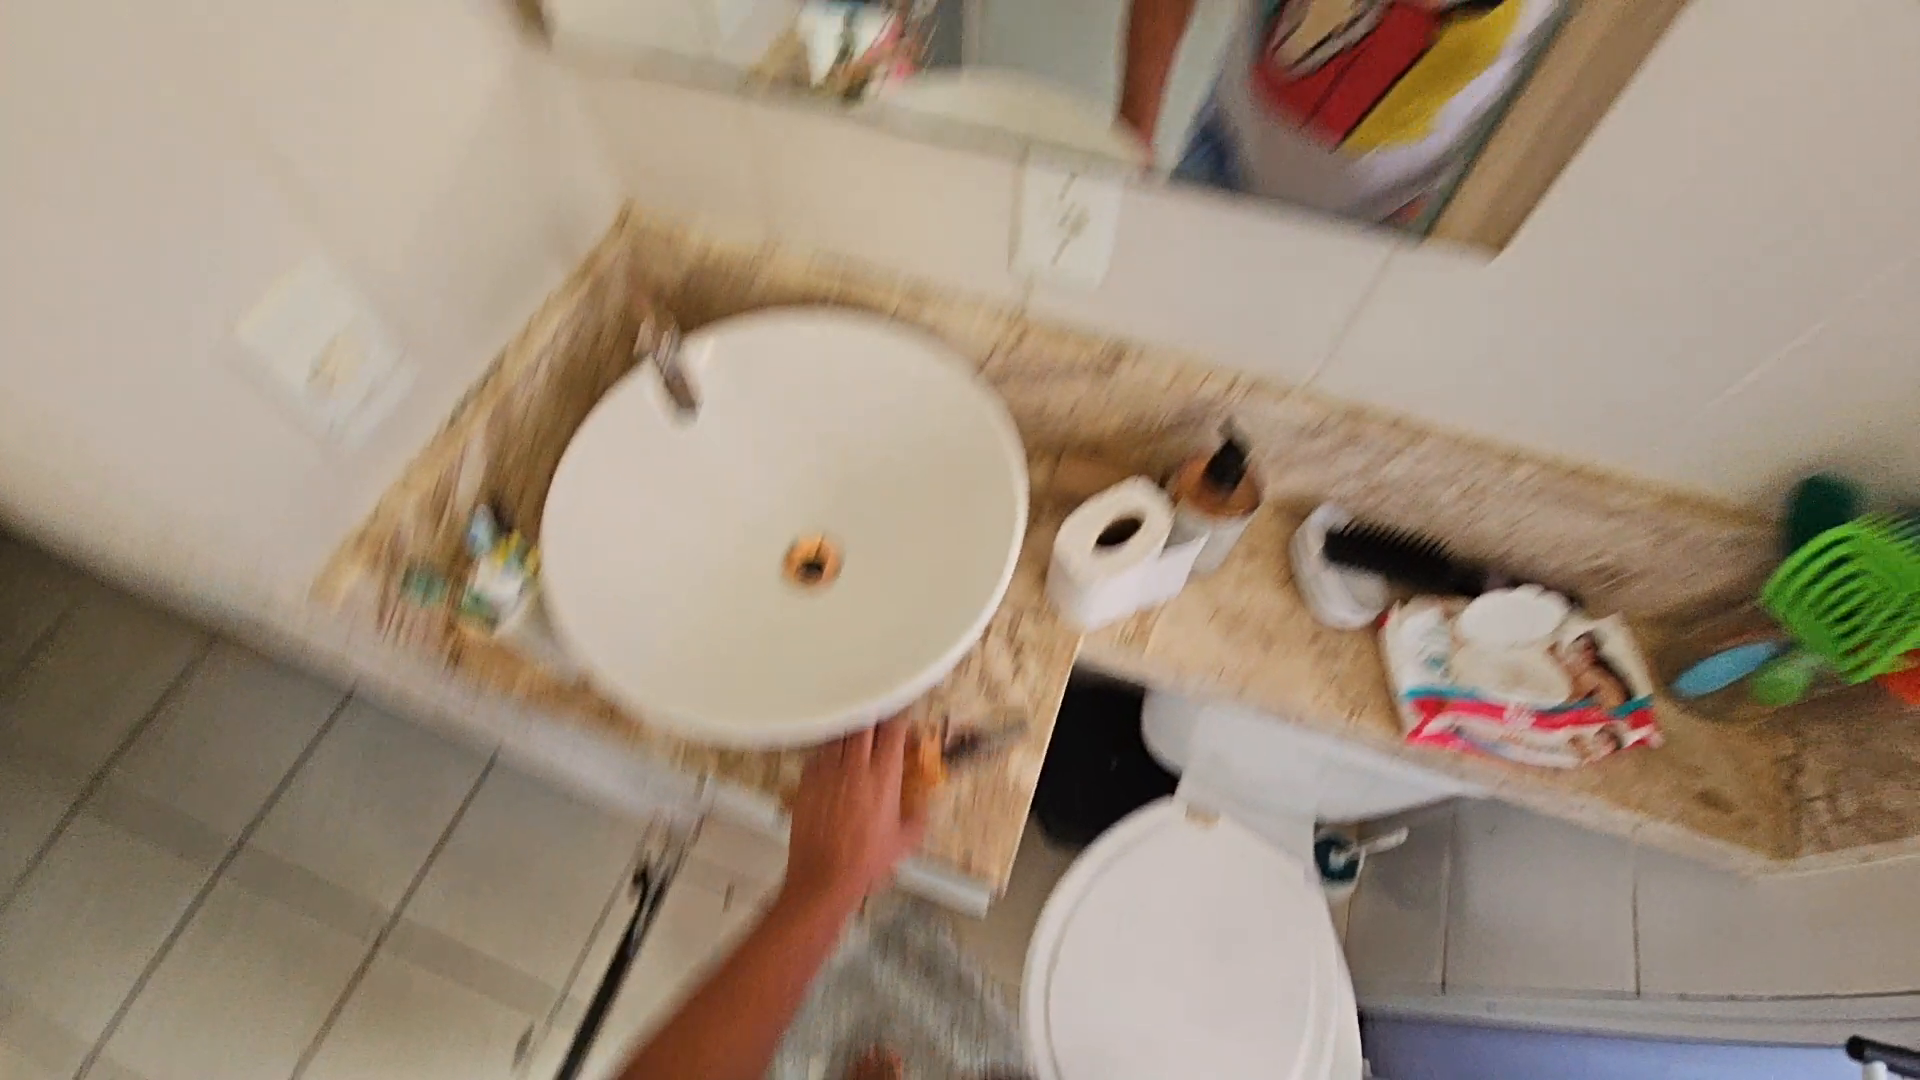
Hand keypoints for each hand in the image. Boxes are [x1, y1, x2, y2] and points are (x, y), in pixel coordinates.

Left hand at [782, 716, 928, 910]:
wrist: (824, 877)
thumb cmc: (863, 861)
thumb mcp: (904, 841)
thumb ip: (917, 817)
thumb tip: (921, 807)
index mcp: (883, 776)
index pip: (893, 730)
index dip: (899, 721)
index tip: (902, 723)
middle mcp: (855, 766)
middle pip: (865, 722)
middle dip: (874, 719)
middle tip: (879, 724)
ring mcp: (828, 771)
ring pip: (840, 733)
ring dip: (851, 732)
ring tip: (856, 738)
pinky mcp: (807, 780)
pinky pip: (819, 753)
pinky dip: (829, 751)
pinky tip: (833, 761)